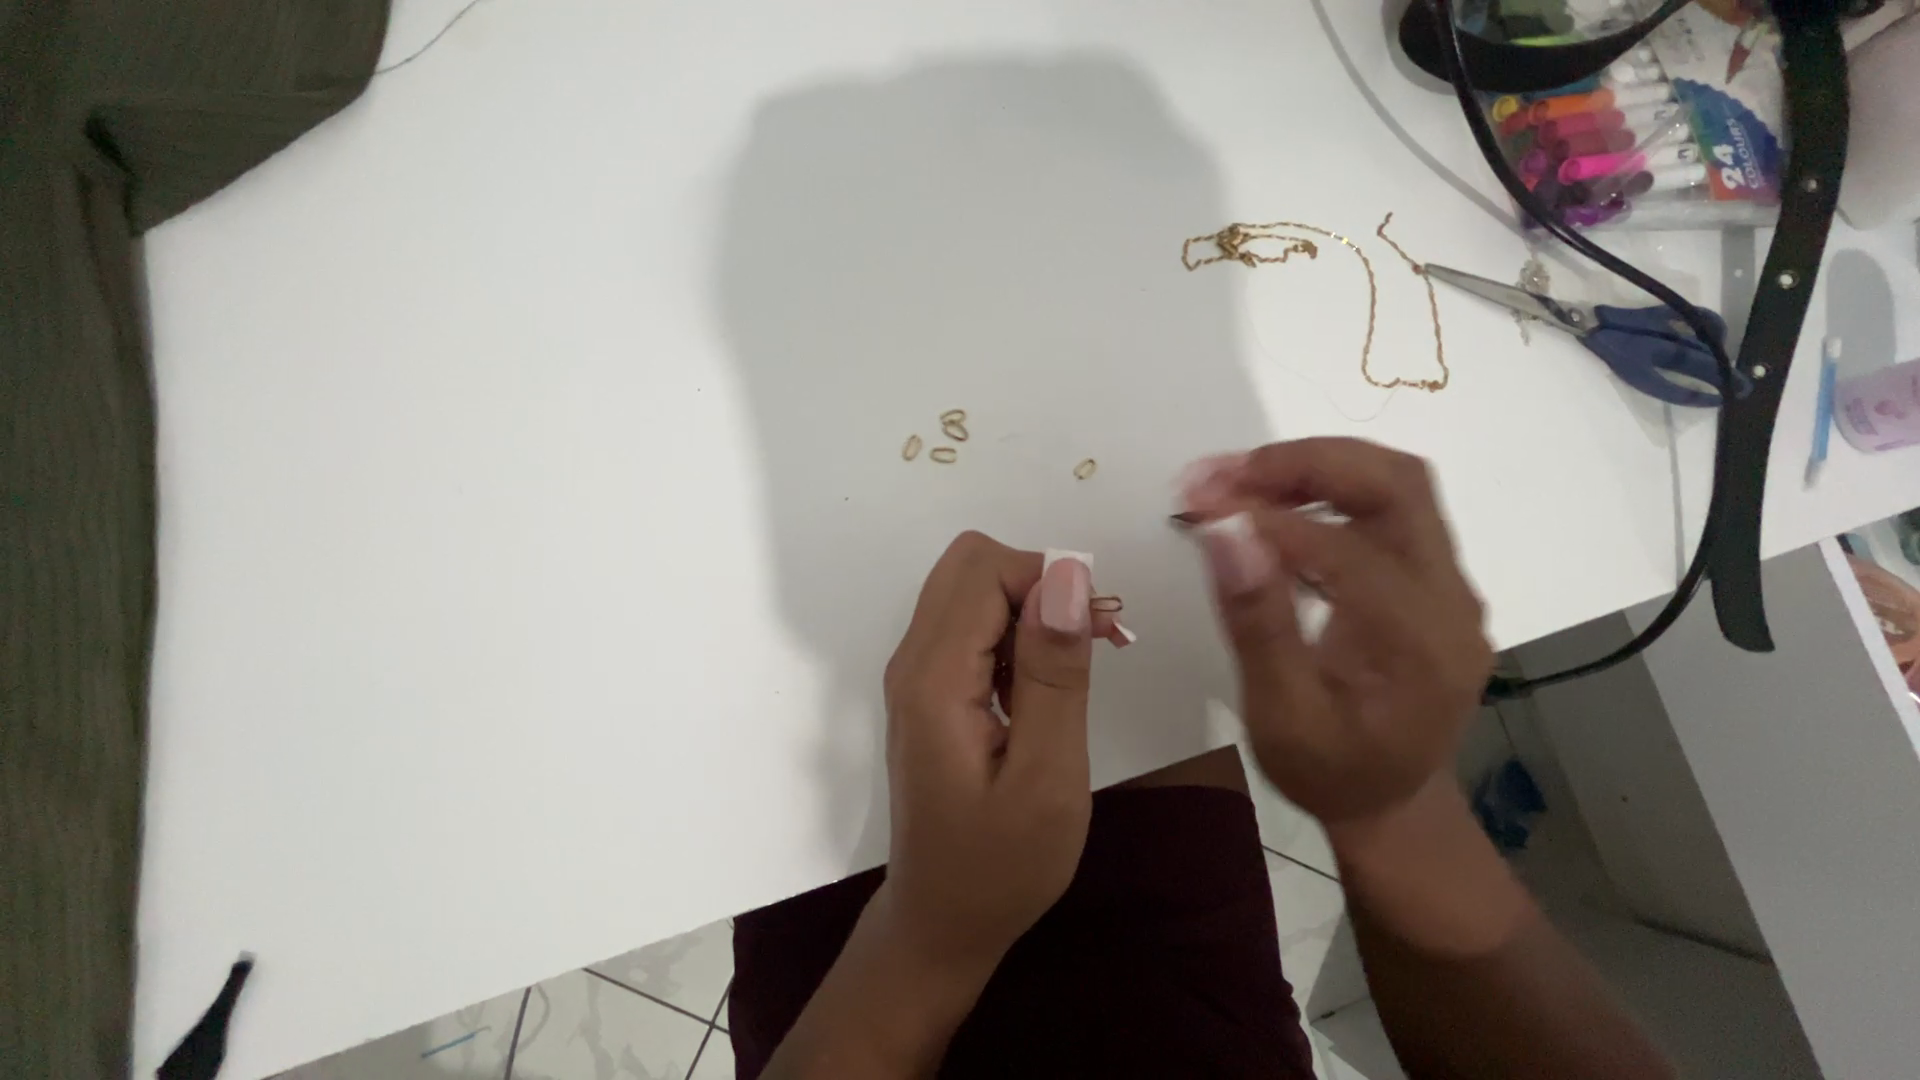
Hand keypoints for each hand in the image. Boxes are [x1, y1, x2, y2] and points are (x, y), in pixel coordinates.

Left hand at [876, 531, 1098, 970]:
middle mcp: (912, 660)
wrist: (943, 921)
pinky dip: (1017, 635)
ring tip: (1082, 665)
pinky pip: (972, 627)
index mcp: (933, 679)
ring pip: (972, 591)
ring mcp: (916, 674)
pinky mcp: (930, 690)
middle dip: (1040, 584)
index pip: (984, 571)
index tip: (1099, 630)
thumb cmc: (1001, 866)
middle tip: (1092, 639)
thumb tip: (1068, 576)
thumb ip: (1054, 674)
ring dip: (1033, 609)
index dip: (1048, 580)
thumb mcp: (1047, 778)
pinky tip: (1048, 688)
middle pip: (970, 566)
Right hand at [1181, 438, 1493, 824]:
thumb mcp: (1281, 716)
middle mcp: (1451, 599)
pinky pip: (1385, 513)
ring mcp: (1448, 586)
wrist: (1394, 806)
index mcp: (1419, 641)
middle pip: (1396, 485)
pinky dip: (1325, 495)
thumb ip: (1258, 625)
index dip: (1268, 518)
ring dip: (1315, 470)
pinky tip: (1272, 511)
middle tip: (1224, 472)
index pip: (1346, 547)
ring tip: (1238, 482)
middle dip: (1305, 463)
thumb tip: (1224, 534)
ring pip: (1395, 487)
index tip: (1198, 505)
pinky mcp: (1431, 582)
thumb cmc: (1331, 773)